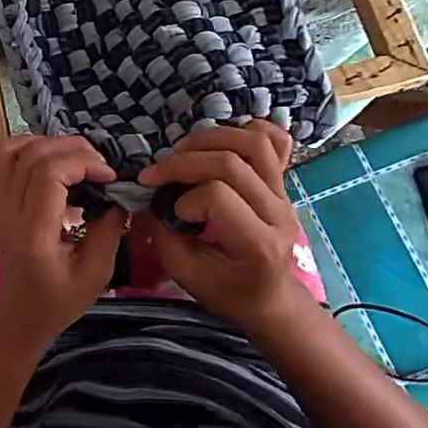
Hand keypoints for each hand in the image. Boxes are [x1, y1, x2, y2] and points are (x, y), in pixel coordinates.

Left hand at [0, 135, 126, 347]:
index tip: (110, 176)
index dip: (83, 163)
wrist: (21, 312)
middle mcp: (10, 211)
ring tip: (76, 158)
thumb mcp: (97, 273)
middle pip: (32, 157)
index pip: (49, 175)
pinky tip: (47, 157)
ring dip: (47, 143)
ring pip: (10, 151)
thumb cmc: (59, 299)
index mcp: (34, 232)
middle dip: (72, 149)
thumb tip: (119, 193)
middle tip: (100, 165)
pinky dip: (21, 147)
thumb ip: (109, 229)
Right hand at [136, 121, 311, 330]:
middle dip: (183, 162)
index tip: (172, 214)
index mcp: (257, 243)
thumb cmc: (223, 289)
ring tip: (181, 151)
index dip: (185, 198)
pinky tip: (220, 139)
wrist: (267, 297)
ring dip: (209, 138)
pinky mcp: (282, 183)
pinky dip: (249, 129)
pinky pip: (277, 142)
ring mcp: (284, 194)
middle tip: (156, 174)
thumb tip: (143, 196)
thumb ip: (162, 232)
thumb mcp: (184, 272)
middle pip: (231, 163)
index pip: (218, 195)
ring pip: (254, 144)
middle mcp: (278, 213)